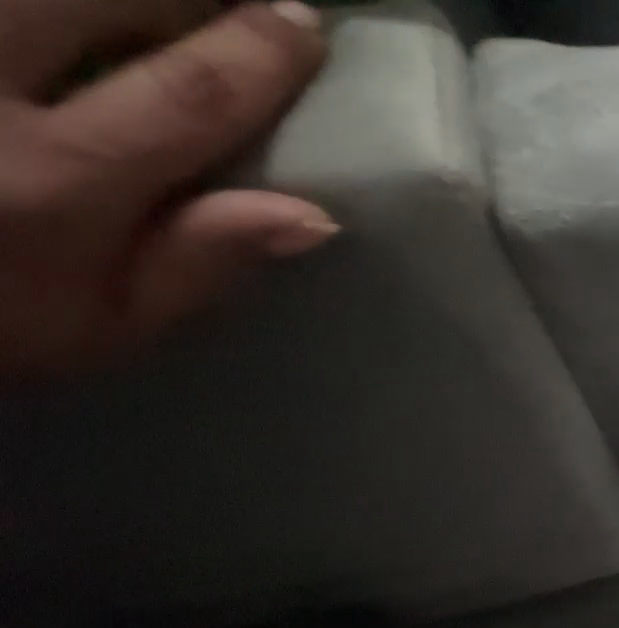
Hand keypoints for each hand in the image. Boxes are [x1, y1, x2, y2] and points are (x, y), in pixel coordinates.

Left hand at [0, 0, 330, 384]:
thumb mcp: (107, 328)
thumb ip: (199, 265)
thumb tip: (312, 214)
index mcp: (52, 184)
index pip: (188, 94)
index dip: (256, 53)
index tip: (298, 22)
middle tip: (216, 2)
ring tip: (143, 10)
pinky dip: (31, 12)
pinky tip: (59, 24)